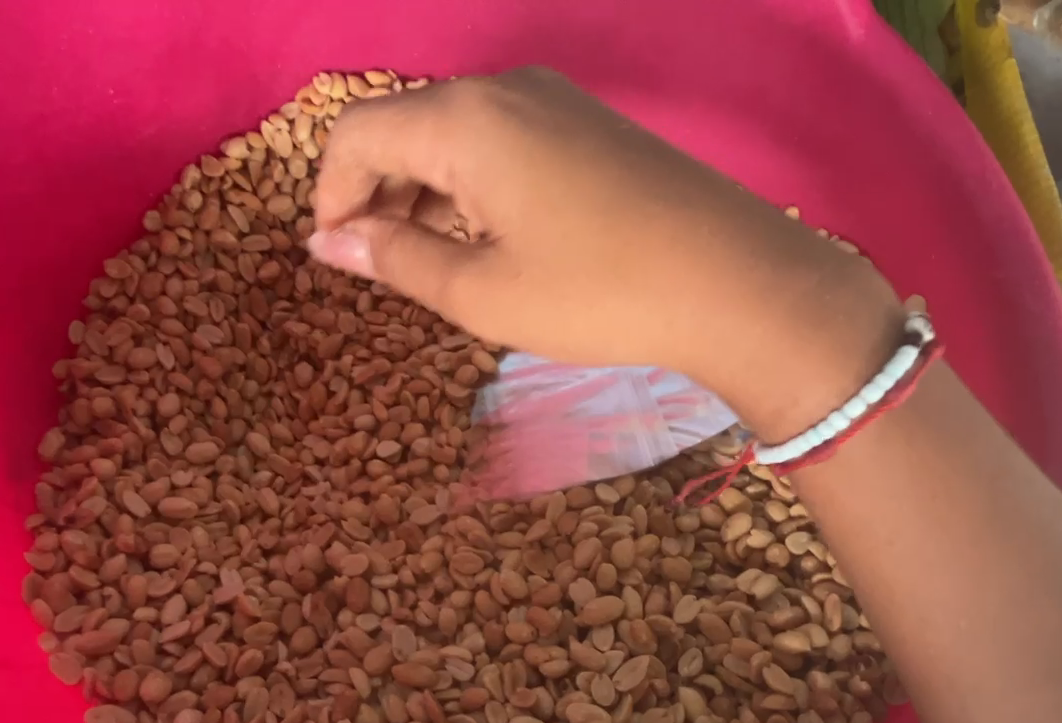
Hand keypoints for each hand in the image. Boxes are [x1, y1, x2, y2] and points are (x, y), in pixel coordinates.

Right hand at [305, 67, 904, 441]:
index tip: (334, 254)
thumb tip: (329, 244)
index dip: (330, 194)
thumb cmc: (596, 295)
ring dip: (425, 194)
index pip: (357, 133)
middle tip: (381, 266)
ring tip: (431, 263)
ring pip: (456, 136)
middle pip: (406, 127)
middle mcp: (504, 88)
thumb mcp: (482, 293)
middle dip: (377, 194)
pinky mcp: (588, 125)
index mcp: (465, 119)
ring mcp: (553, 100)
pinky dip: (473, 188)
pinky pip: (502, 143)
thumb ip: (396, 261)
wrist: (732, 281)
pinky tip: (488, 240)